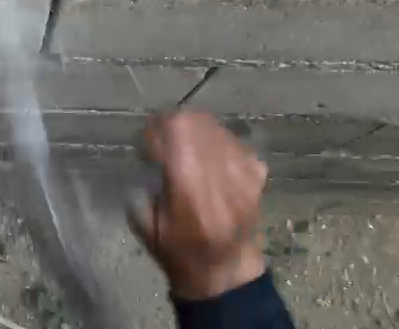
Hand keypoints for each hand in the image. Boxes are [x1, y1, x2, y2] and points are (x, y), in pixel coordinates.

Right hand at [131, 111, 268, 299]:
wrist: (226, 276)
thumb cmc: (178, 251)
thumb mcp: (145, 223)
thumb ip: (141, 182)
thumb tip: (146, 149)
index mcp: (190, 192)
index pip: (178, 132)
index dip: (158, 127)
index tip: (148, 142)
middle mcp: (220, 179)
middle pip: (198, 123)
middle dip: (174, 123)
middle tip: (164, 139)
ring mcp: (244, 178)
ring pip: (217, 128)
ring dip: (196, 130)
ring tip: (187, 147)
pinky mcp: (257, 180)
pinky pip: (237, 143)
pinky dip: (220, 143)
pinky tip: (212, 158)